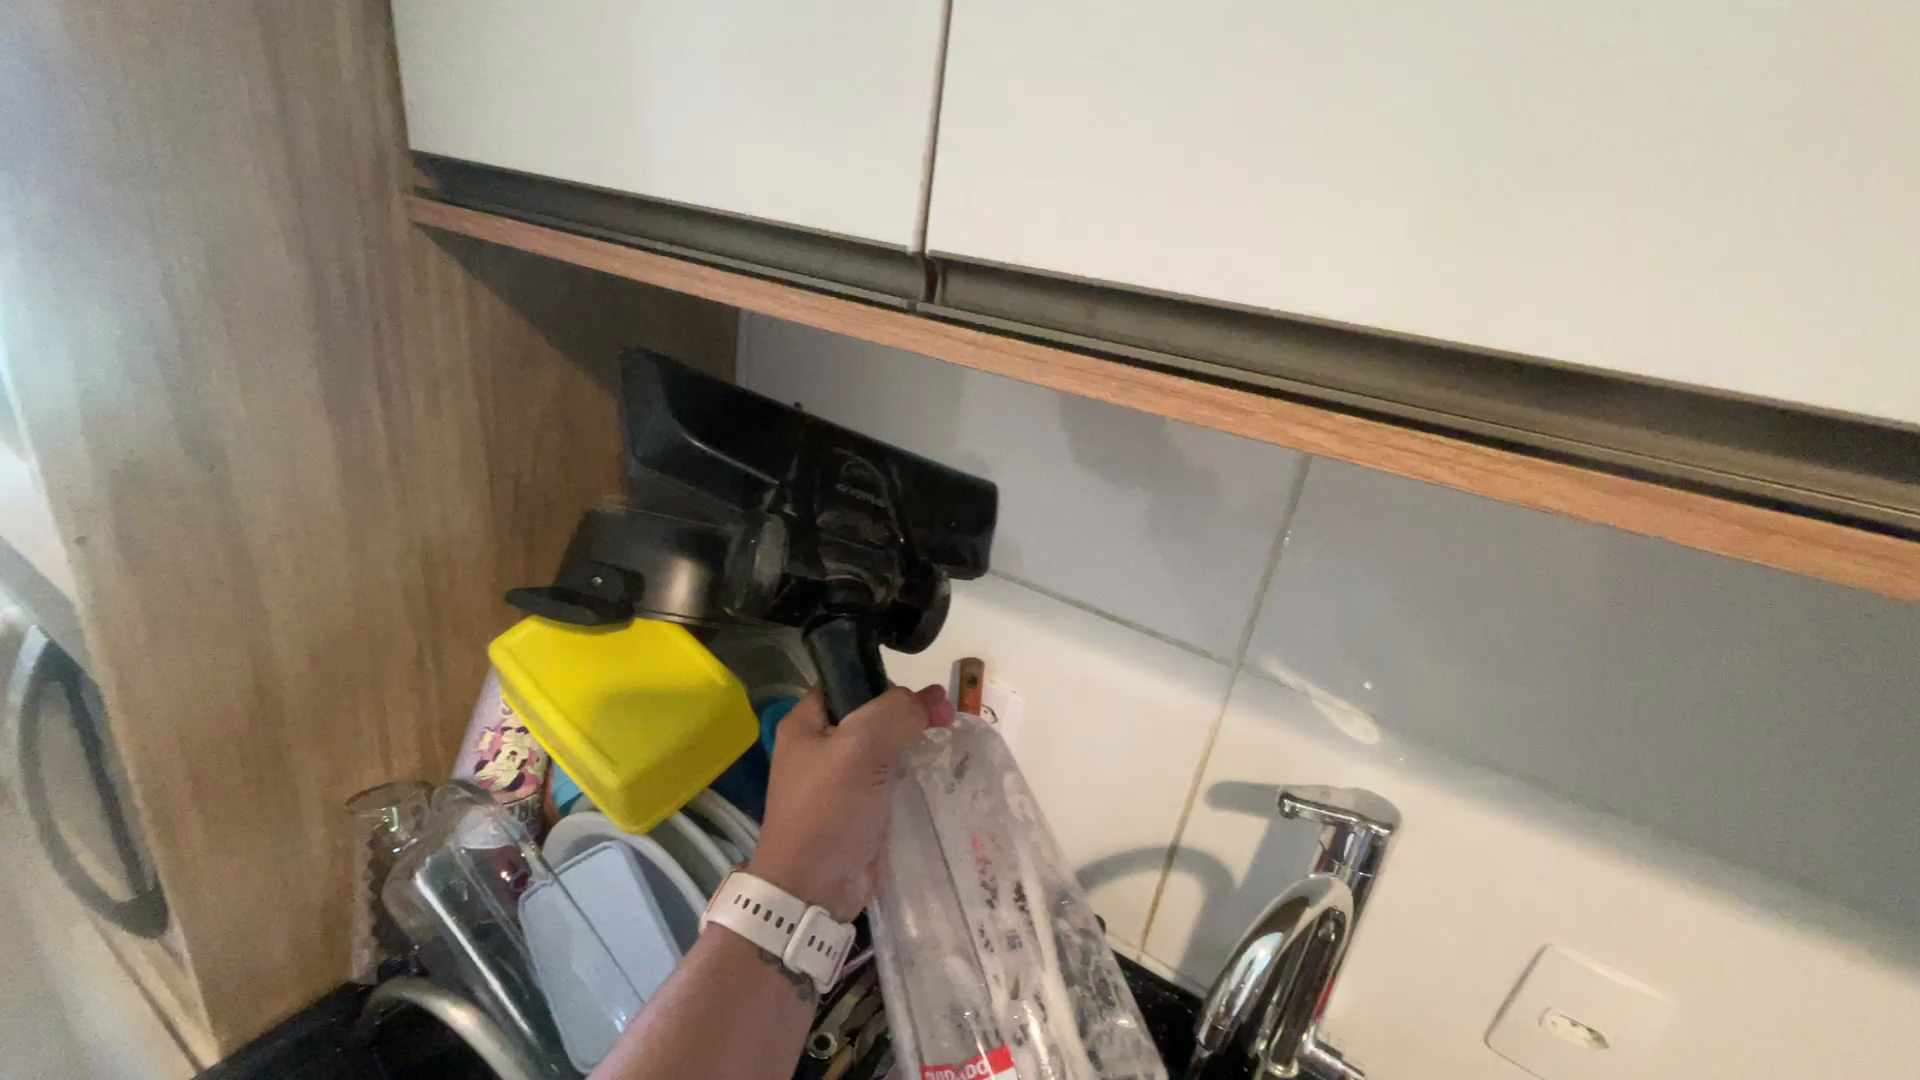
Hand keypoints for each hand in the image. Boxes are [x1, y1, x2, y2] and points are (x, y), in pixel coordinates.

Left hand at [747, 685, 953, 919]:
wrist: (814, 890)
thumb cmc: (826, 811)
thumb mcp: (858, 748)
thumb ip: (895, 714)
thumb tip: (931, 701)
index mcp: (806, 723)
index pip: (847, 681)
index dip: (883, 679)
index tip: (921, 689)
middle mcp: (822, 745)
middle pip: (872, 713)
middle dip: (908, 711)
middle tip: (945, 715)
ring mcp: (843, 778)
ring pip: (886, 745)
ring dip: (915, 740)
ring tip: (949, 734)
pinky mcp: (863, 806)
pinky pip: (892, 776)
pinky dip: (914, 770)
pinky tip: (939, 766)